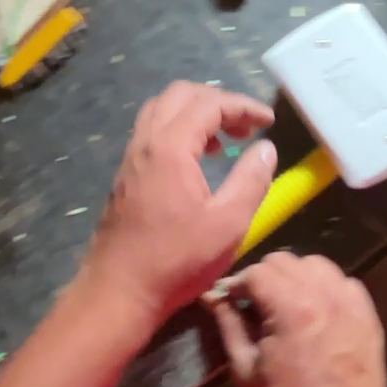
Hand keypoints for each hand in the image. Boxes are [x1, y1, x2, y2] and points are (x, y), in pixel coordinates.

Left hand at [78, 82, 276, 329]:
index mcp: (170, 147)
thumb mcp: (228, 224)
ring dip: (196, 114)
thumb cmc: (176, 261)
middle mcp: (145, 142)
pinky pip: (152, 132)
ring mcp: (131, 158)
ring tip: (226, 140)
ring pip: (162, 111)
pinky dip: (179, 130)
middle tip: (247, 126)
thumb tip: (266, 148)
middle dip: (218, 102)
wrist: (118, 291)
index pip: (210, 104)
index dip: (243, 106)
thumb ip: (251, 180)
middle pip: (181, 95)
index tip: (269, 120)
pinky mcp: (126, 175)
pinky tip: (199, 161)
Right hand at [207, 252, 386, 386]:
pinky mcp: (368, 315)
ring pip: (315, 263)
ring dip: (295, 276)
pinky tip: (316, 310)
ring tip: (286, 304)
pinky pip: (343, 281)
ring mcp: (350, 303)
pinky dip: (326, 287)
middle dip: (264, 277)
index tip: (230, 301)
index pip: (257, 272)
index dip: (238, 284)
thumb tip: (212, 296)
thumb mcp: (246, 370)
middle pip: (284, 260)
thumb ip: (229, 324)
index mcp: (290, 308)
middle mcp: (323, 294)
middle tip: (256, 305)